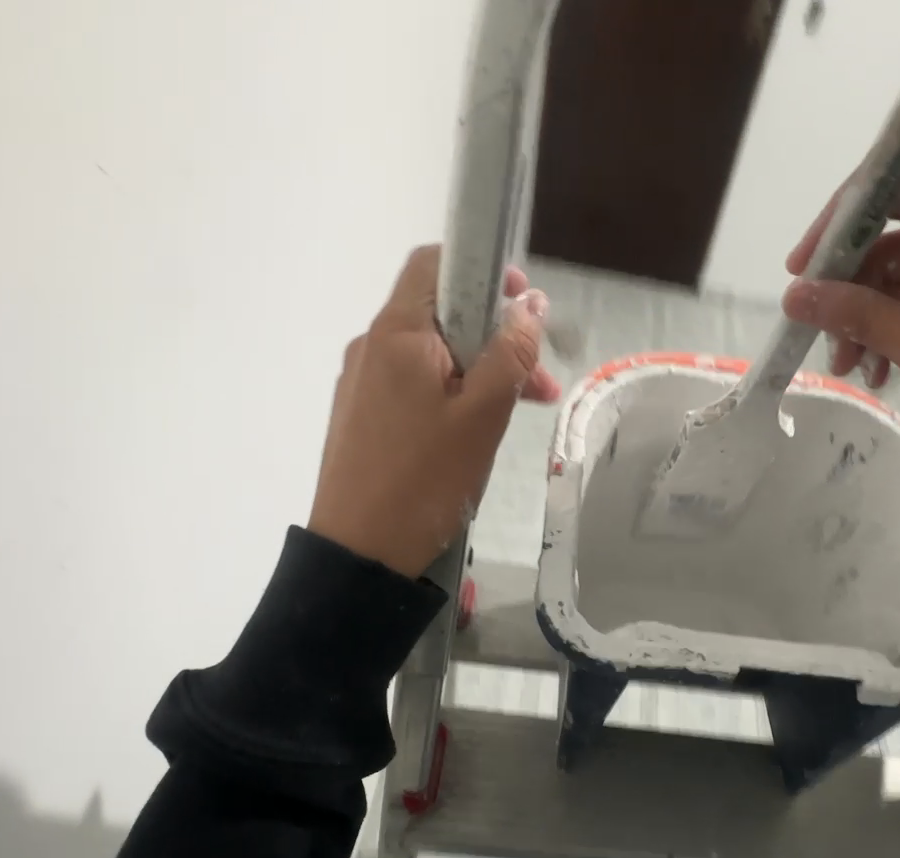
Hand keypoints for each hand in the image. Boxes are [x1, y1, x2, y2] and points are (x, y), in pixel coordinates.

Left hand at [308, 245, 558, 577]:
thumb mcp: (483, 415)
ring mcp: (361, 384)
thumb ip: (511, 354)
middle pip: (440, 315)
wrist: (359, 553)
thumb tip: (530, 305)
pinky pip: (413, 388)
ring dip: (478, 373)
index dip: (483, 269)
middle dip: (495, 338)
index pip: (435, 263)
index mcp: (397, 333)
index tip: (522, 301)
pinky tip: (475, 434)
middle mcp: (371, 347)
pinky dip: (450, 396)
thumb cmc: (425, 477)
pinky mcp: (361, 417)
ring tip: (520, 413)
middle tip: (539, 381)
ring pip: (431, 357)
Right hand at [781, 154, 899, 482]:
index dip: (842, 216)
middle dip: (852, 286)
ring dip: (872, 315)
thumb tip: (795, 298)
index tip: (804, 268)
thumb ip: (862, 317)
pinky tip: (884, 368)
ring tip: (854, 368)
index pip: (898, 178)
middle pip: (895, 227)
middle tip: (824, 339)